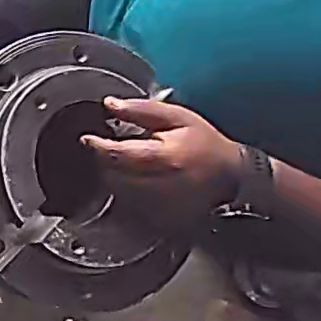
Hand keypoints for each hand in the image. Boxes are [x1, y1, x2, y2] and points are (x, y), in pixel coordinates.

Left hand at [83, 96, 243, 225]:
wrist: (232, 177)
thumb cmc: (205, 144)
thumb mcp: (177, 117)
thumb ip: (140, 110)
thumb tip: (109, 104)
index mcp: (163, 158)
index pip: (117, 154)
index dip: (98, 146)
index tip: (88, 139)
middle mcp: (158, 184)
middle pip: (111, 172)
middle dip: (105, 158)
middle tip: (112, 146)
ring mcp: (157, 204)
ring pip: (115, 188)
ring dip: (113, 173)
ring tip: (130, 161)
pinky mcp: (157, 216)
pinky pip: (127, 201)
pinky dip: (124, 187)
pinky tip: (137, 177)